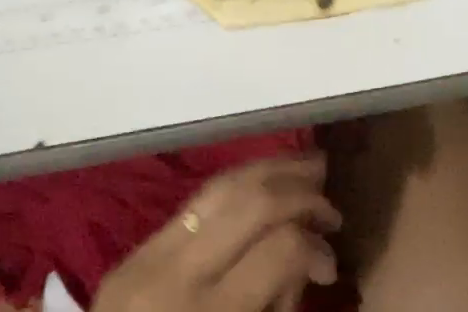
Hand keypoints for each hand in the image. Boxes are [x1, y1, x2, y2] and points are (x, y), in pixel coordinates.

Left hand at [92, 155, 341, 311]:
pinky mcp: (134, 250)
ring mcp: (147, 256)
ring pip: (223, 185)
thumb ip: (276, 304)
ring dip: (275, 171)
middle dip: (304, 196)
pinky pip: (196, 200)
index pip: (280, 249)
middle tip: (333, 212)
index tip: (331, 266)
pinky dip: (240, 184)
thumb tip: (304, 260)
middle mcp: (174, 275)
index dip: (316, 249)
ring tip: (312, 169)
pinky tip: (266, 181)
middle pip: (254, 204)